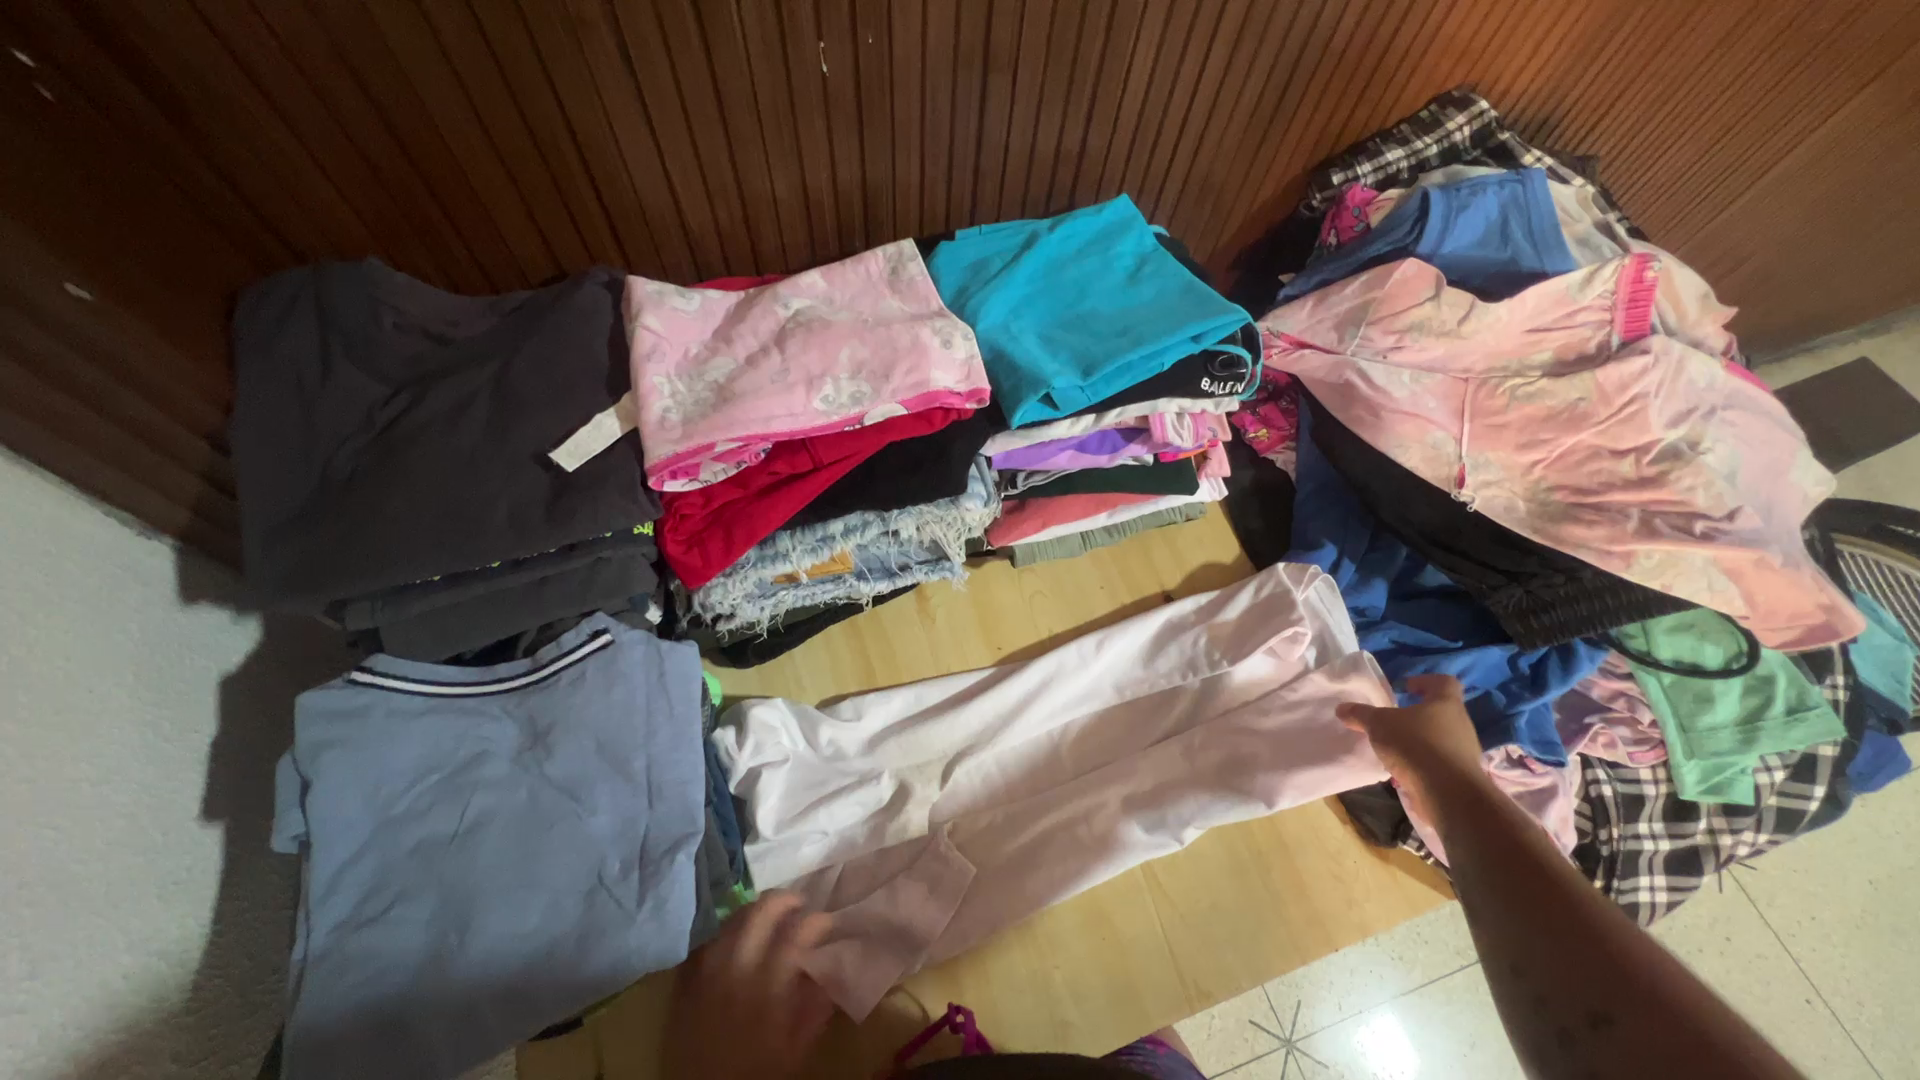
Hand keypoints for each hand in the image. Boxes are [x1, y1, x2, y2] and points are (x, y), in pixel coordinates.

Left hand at [662, 890, 837, 1079]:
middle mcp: (736, 969)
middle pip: (761, 911)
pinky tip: (738, 938)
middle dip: (785, 899)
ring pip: (732, 918)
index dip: (817, 920)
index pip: (797, 934)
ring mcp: (707, 970)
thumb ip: (815, 1008)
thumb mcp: (794, 1051)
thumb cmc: (753, 1076)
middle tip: (800, 905)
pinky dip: (729, 930)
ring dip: (756, 910)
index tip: (829, 922)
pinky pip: (709, 939)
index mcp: (768, 988)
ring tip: (770, 917)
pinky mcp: (686, 979)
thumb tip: (831, 973)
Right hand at [1336, 674, 1490, 825]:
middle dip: (1417, 713)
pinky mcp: (1459, 775)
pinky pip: (1439, 760)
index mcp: (1446, 704)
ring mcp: (1463, 751)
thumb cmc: (1415, 745)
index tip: (1405, 687)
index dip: (1424, 681)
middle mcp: (1460, 724)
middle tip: (1394, 718)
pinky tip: (1403, 768)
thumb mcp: (1379, 724)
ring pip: (1440, 737)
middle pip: (1441, 711)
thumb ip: (1360, 714)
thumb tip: (1341, 708)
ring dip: (1419, 739)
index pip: (1443, 682)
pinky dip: (1422, 761)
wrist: (1448, 793)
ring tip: (1394, 746)